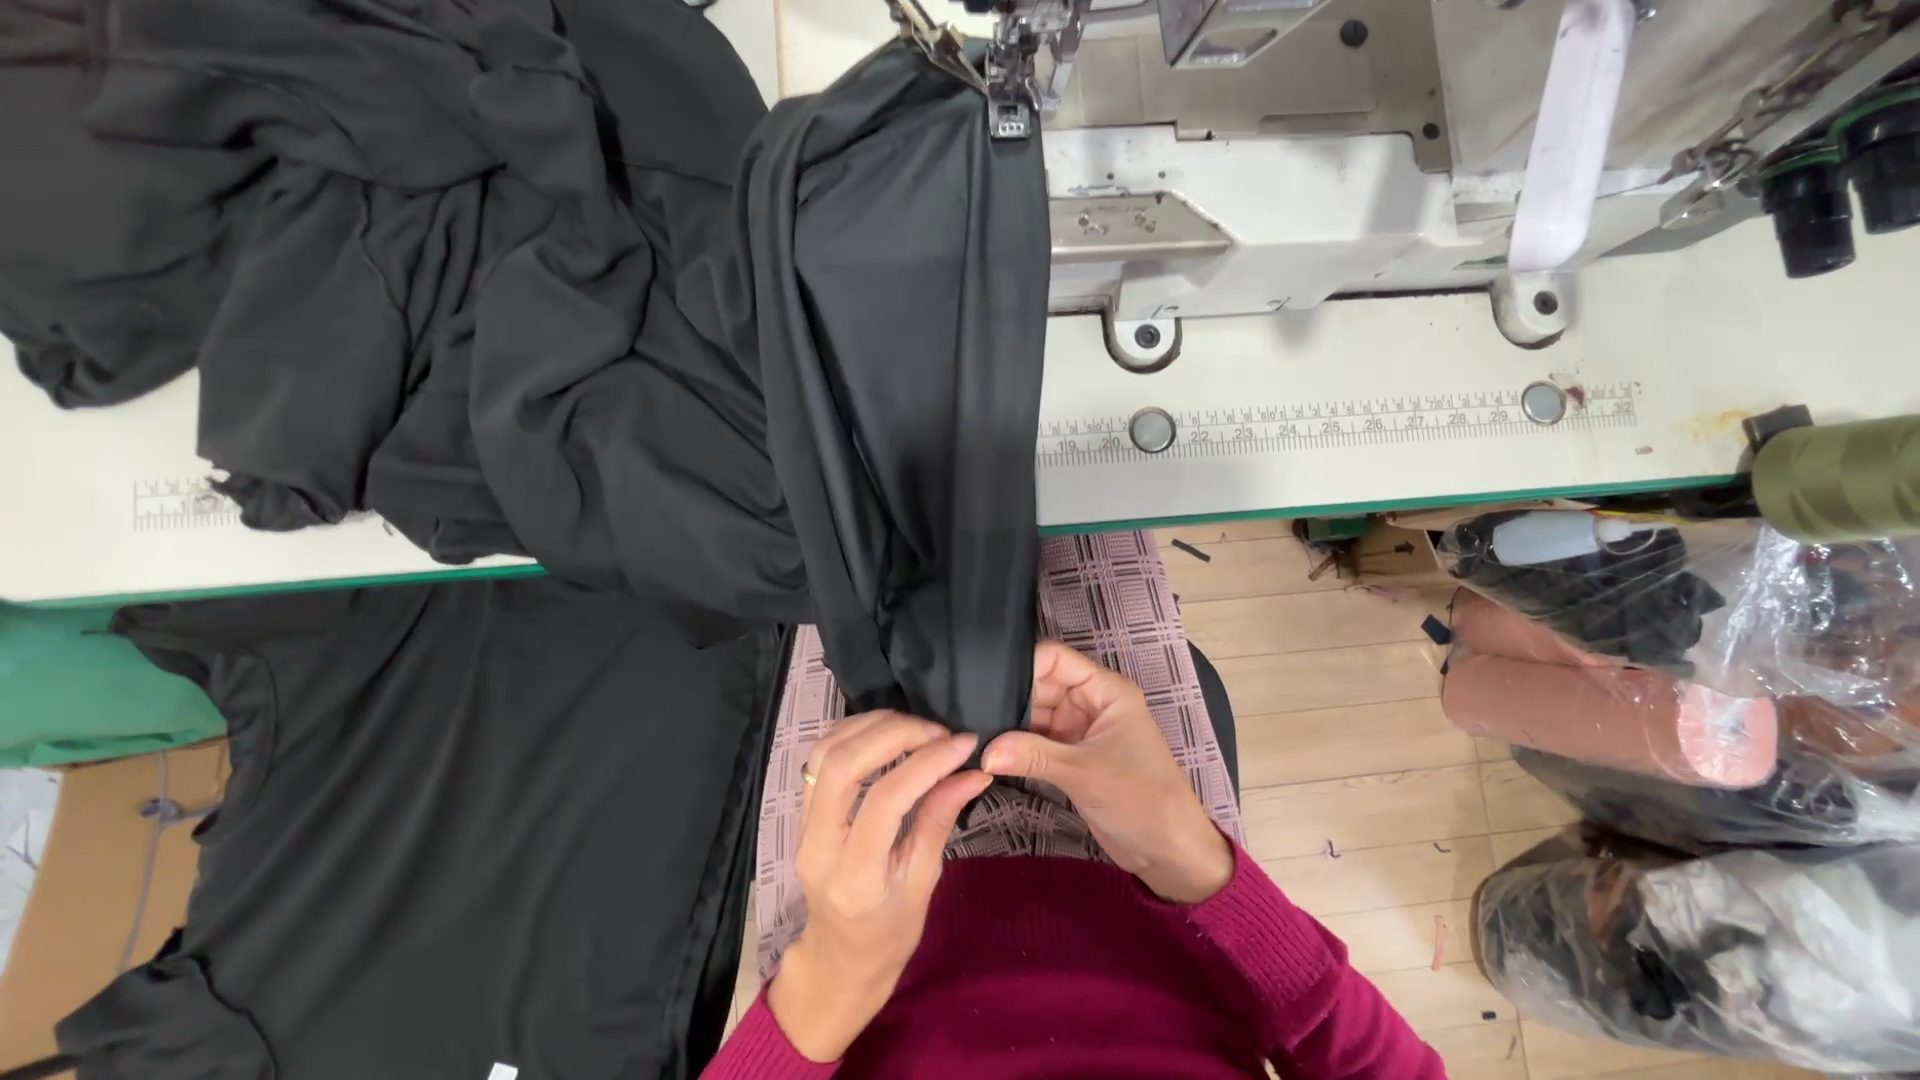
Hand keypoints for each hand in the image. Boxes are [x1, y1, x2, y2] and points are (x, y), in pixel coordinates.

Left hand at [767, 711, 991, 1061]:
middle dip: (894, 734)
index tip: (963, 744)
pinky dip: (853, 734)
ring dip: (871, 727)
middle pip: (843, 765)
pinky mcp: (801, 812)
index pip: (884, 800)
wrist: (839, 958)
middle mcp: (818, 846)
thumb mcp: (924, 881)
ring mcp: (802, 827)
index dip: (926, 763)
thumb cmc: (889, 932)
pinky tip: (887, 732)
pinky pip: (820, 759)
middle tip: (939, 731)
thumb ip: (940, 820)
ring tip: (916, 727)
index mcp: (854, 877)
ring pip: (825, 753)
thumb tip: (974, 771)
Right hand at [982, 641, 1233, 904]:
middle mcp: (1091, 704)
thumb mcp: (1084, 773)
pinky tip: (987, 750)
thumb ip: (1032, 756)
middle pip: (1041, 684)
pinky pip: (1036, 741)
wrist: (1169, 852)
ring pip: (1035, 714)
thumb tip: (983, 752)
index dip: (1023, 663)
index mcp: (1106, 691)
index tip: (984, 678)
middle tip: (969, 711)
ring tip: (972, 730)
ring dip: (1009, 724)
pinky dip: (1016, 746)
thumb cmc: (1141, 800)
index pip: (1057, 659)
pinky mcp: (1071, 757)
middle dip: (1009, 696)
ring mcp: (1080, 731)